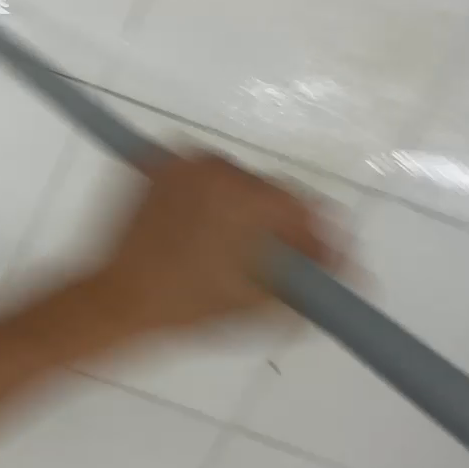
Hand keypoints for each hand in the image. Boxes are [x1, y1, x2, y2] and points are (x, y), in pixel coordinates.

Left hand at [13, 151, 344, 365]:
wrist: (116, 296)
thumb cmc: (189, 305)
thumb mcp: (264, 302)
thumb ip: (316, 283)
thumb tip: (352, 271)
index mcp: (248, 194)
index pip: (305, 207)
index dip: (316, 238)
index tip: (317, 265)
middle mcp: (215, 166)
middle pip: (266, 192)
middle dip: (277, 225)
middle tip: (275, 262)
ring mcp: (176, 162)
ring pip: (230, 183)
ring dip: (239, 209)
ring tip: (232, 250)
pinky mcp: (147, 166)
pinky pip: (194, 179)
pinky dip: (204, 198)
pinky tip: (201, 233)